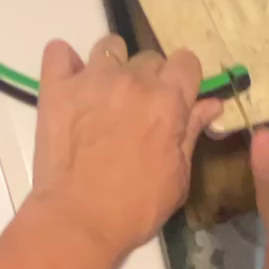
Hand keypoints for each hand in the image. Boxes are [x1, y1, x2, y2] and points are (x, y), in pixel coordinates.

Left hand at [26, 35, 222, 260]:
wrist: (79, 221)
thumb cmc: (135, 209)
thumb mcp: (178, 179)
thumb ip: (191, 134)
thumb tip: (211, 104)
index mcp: (167, 101)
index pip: (187, 62)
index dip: (184, 81)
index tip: (177, 103)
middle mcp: (132, 80)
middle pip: (149, 57)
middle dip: (149, 80)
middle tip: (139, 114)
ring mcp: (92, 80)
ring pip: (109, 47)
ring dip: (112, 67)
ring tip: (105, 98)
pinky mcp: (56, 88)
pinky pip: (59, 52)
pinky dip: (66, 64)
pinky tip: (71, 88)